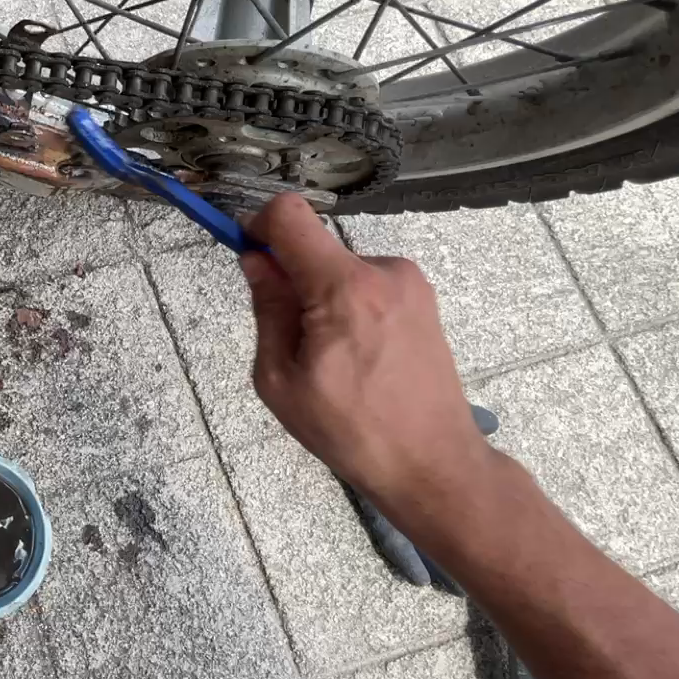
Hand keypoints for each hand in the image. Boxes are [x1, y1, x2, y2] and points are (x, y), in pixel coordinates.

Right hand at [239, 195, 495, 529]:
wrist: (432, 463)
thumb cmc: (346, 428)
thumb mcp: (279, 378)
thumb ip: (268, 309)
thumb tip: (256, 261)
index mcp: (344, 287)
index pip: (290, 215)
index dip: (257, 225)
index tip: (247, 257)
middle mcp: (383, 270)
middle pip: (311, 248)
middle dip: (288, 281)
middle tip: (289, 341)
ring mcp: (409, 283)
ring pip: (337, 269)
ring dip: (318, 298)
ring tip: (327, 358)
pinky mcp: (422, 299)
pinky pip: (364, 284)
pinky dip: (344, 307)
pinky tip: (354, 355)